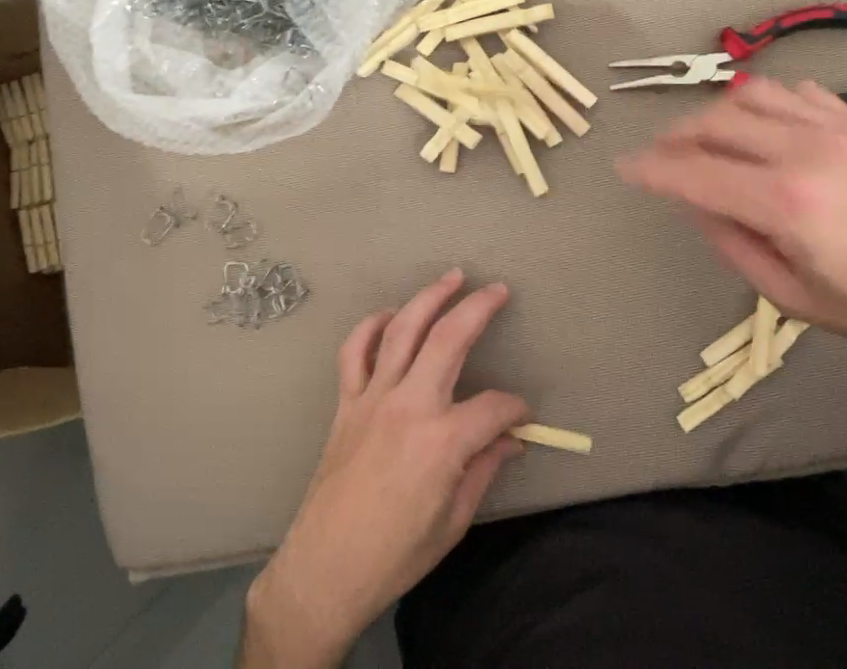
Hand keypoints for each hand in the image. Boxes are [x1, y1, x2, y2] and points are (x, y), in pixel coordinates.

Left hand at [240, 270, 529, 668]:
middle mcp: (408, 406)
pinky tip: (390, 317)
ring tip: (451, 278)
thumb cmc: (396, 554)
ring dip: (428, 297)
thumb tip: (509, 441)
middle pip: (449, 338)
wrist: (325, 569)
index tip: (522, 420)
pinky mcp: (346, 404)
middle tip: (499, 289)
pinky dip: (372, 326)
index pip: (494, 406)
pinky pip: (355, 352)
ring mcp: (372, 399)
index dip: (515, 410)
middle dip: (479, 308)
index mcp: (443, 441)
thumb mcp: (454, 519)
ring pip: (402, 330)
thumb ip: (483, 469)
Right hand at [617, 77, 846, 372]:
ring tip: (703, 137)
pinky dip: (766, 103)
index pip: (694, 173)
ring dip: (715, 112)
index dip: (650, 169)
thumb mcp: (794, 298)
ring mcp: (838, 129)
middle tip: (656, 156)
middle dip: (674, 136)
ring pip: (753, 96)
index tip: (623, 168)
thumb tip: (696, 205)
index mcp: (785, 203)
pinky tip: (763, 127)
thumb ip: (735, 245)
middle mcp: (805, 151)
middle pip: (716, 122)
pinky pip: (798, 94)